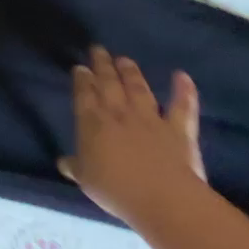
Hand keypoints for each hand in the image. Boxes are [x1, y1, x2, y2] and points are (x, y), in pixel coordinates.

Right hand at [58, 46, 207, 222]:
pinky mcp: (179, 130)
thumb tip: (64, 162)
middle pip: (108, 83)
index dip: (81, 79)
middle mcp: (119, 113)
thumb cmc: (116, 190)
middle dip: (102, 65)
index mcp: (92, 122)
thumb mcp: (86, 180)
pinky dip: (183, 90)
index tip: (80, 67)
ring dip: (131, 72)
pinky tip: (182, 75)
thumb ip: (76, 166)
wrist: (163, 199)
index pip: (84, 94)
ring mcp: (151, 119)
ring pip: (138, 89)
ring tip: (125, 59)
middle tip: (98, 49)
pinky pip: (182, 106)